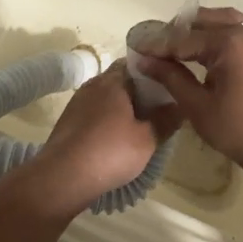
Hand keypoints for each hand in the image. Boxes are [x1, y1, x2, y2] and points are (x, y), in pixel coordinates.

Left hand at [28, 64, 178, 214]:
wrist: (62, 178)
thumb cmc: (110, 152)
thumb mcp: (148, 139)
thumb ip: (166, 119)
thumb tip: (180, 104)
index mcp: (113, 81)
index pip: (135, 63)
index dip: (153, 72)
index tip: (167, 86)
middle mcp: (93, 85)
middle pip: (120, 81)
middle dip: (139, 93)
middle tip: (158, 109)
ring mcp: (77, 103)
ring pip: (106, 98)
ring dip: (122, 108)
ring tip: (140, 127)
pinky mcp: (68, 122)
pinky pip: (94, 114)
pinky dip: (107, 121)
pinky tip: (116, 140)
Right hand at [126, 8, 242, 174]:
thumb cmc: (238, 129)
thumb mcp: (197, 106)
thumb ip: (170, 77)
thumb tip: (144, 60)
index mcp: (228, 42)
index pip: (183, 38)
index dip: (157, 45)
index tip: (135, 49)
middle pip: (202, 19)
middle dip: (177, 32)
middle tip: (155, 50)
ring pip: (220, 21)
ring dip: (197, 30)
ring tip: (175, 49)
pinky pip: (234, 31)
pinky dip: (214, 36)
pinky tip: (200, 54)